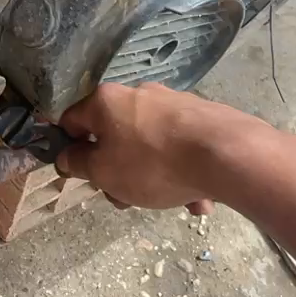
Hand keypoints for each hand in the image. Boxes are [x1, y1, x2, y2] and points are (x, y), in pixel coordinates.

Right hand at [55, 83, 267, 212]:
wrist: (228, 155)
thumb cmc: (153, 164)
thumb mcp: (104, 172)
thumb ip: (78, 164)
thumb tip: (66, 156)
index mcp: (105, 101)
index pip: (71, 121)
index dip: (69, 149)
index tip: (79, 173)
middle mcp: (138, 94)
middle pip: (113, 135)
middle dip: (116, 170)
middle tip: (124, 197)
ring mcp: (174, 103)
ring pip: (148, 144)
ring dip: (150, 175)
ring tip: (170, 202)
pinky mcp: (204, 116)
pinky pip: (180, 147)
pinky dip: (181, 170)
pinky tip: (197, 197)